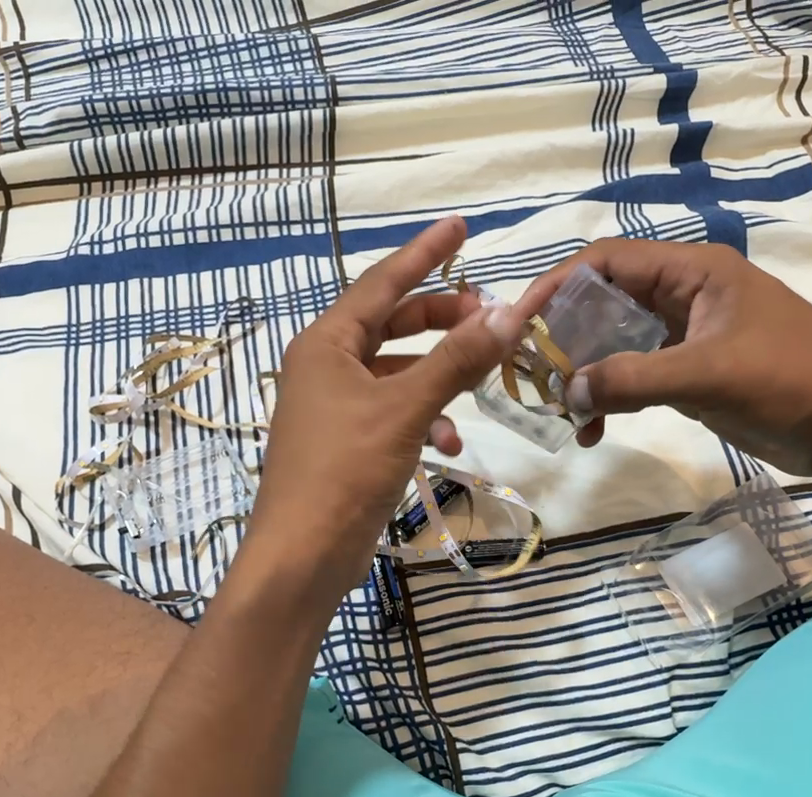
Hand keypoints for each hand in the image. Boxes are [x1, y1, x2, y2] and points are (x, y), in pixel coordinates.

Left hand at [243, 217, 531, 595]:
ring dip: (440, 378)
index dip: (424, 253)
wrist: (304, 555)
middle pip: (392, 326)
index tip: (460, 228)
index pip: (381, 283)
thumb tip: (507, 313)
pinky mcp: (347, 445)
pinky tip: (449, 444)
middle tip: (489, 317)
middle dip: (441, 321)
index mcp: (326, 344)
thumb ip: (456, 360)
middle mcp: (325, 368)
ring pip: (398, 374)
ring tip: (481, 383)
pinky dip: (424, 421)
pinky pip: (394, 415)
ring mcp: (335, 408)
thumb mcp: (405, 409)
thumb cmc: (344, 470)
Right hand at [519, 238, 811, 477]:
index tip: (517, 326)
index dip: (555, 288)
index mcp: (692, 271)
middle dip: (565, 341)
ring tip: (564, 414)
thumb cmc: (789, 381)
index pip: (605, 263)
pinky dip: (610, 399)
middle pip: (603, 304)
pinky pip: (634, 377)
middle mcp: (684, 295)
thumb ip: (629, 380)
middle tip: (536, 381)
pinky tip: (594, 431)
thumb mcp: (705, 374)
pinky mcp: (691, 373)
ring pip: (614, 345)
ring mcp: (687, 336)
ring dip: (585, 377)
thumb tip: (565, 393)